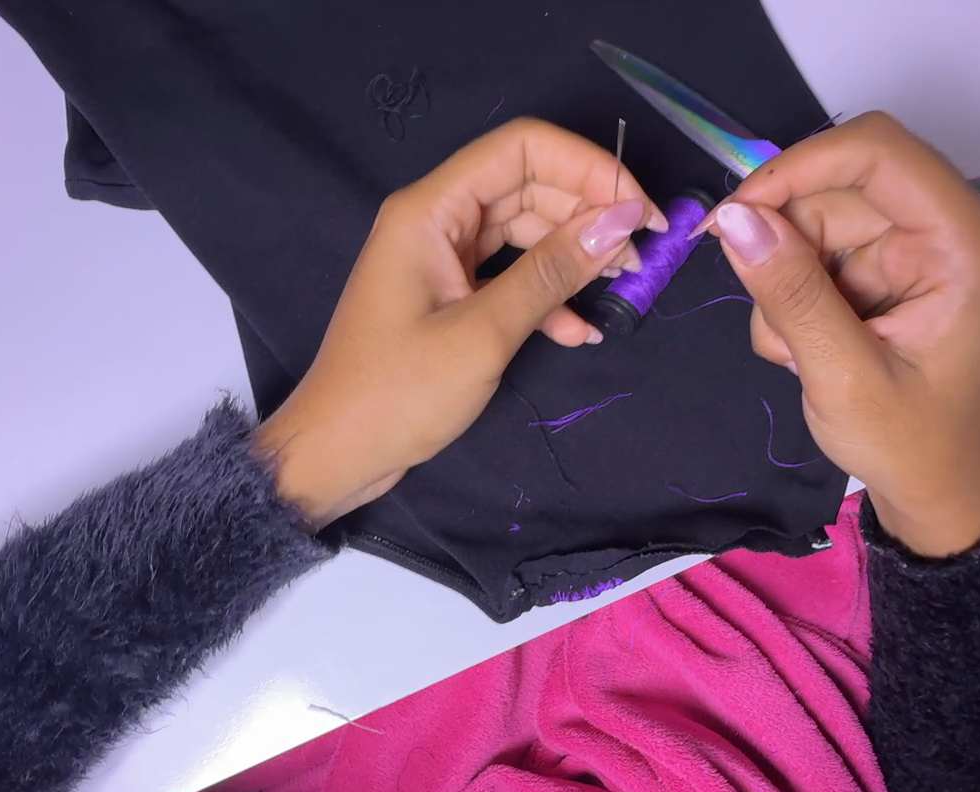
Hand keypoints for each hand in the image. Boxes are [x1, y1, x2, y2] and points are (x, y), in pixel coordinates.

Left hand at [255, 118, 663, 529]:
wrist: (338, 453)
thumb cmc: (398, 394)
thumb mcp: (483, 333)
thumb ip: (552, 273)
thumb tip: (619, 220)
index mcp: (431, 211)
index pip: (522, 150)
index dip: (588, 169)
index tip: (640, 211)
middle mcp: (435, 224)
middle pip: (526, 190)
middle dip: (586, 216)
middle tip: (641, 256)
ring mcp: (440, 265)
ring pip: (521, 238)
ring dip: (571, 261)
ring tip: (621, 290)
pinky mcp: (447, 303)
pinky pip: (506, 283)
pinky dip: (543, 301)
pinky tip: (577, 332)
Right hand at [705, 112, 979, 555]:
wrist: (930, 488)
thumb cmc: (906, 441)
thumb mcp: (842, 375)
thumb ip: (791, 295)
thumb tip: (732, 221)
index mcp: (959, 239)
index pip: (875, 153)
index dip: (795, 169)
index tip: (730, 218)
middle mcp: (936, 229)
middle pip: (832, 193)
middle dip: (784, 253)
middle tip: (774, 324)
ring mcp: (904, 253)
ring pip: (808, 231)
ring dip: (781, 292)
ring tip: (798, 355)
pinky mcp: (875, 278)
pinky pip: (807, 263)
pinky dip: (786, 307)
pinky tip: (804, 354)